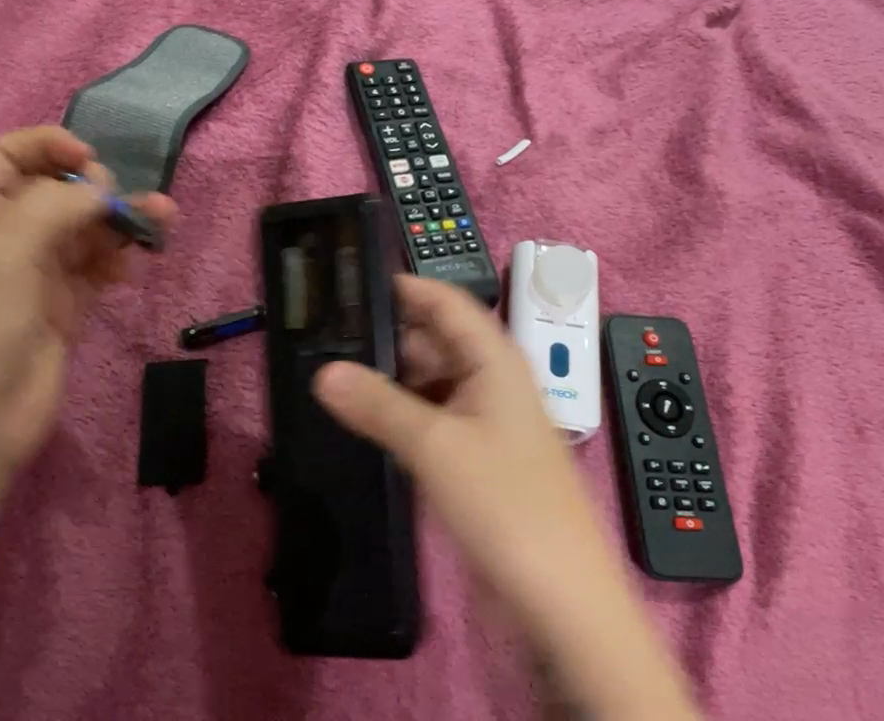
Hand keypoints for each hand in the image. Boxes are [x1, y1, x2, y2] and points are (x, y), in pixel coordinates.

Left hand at [0, 127, 175, 466]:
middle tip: (119, 203)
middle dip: (94, 186)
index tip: (89, 155)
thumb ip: (51, 206)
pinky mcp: (65, 308)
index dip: (46, 145)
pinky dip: (118, 259)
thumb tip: (98, 190)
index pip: (7, 157)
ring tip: (162, 216)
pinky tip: (133, 266)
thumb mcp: (2, 254)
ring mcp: (36, 275)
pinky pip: (98, 268)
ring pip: (84, 230)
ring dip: (119, 220)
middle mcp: (3, 238)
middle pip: (54, 190)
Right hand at [313, 277, 698, 719]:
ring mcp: (483, 423)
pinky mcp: (474, 460)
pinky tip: (361, 422)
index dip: (401, 287)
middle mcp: (490, 382)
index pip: (444, 301)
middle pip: (434, 340)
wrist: (560, 599)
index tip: (347, 284)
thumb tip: (324, 371)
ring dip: (388, 380)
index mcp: (495, 360)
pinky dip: (399, 416)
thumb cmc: (508, 506)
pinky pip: (430, 420)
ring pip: (429, 383)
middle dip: (385, 337)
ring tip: (330, 377)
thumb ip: (377, 404)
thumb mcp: (435, 447)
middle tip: (323, 337)